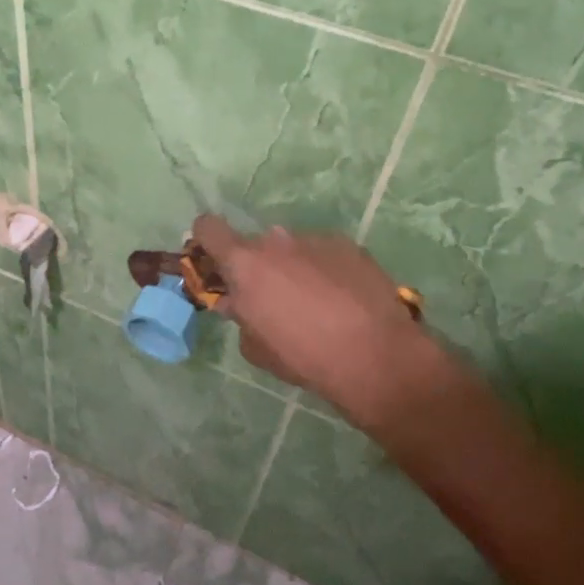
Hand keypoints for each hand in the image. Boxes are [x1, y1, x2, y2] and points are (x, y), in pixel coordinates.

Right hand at [193, 214, 452, 426]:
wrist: (376, 357)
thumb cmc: (305, 357)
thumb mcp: (256, 348)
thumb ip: (241, 316)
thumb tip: (241, 303)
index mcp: (244, 263)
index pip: (208, 228)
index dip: (207, 242)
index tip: (216, 264)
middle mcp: (276, 240)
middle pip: (256, 245)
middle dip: (260, 267)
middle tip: (276, 301)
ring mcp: (315, 239)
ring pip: (293, 249)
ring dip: (295, 268)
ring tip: (318, 305)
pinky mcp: (348, 245)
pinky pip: (324, 253)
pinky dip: (326, 270)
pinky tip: (345, 301)